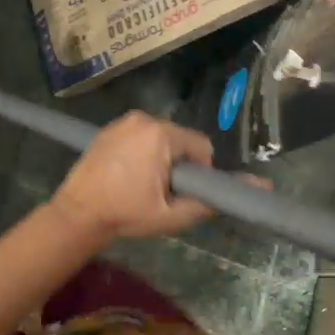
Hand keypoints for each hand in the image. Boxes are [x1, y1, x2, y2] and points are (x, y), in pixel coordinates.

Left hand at [49, 112, 216, 241]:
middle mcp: (143, 119)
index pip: (201, 146)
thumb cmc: (126, 213)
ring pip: (160, 137)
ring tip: (142, 184)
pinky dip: (141, 151)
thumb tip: (255, 187)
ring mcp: (123, 121)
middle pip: (180, 139)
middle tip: (161, 191)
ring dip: (160, 157)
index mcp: (161, 134)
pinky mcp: (108, 128)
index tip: (180, 191)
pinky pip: (140, 136)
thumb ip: (209, 202)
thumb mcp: (172, 216)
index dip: (199, 172)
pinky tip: (128, 174)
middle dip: (178, 163)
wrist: (78, 213)